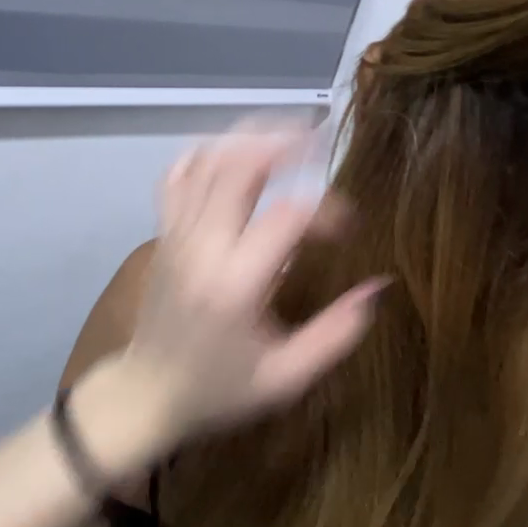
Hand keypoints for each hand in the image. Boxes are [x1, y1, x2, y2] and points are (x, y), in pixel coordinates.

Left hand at [117, 122, 384, 445]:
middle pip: (238, 167)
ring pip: (206, 161)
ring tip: (287, 135)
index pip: (285, 216)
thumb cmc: (220, 388)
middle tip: (321, 138)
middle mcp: (201, 247)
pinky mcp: (163, 231)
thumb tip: (379, 287)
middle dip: (283, 142)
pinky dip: (207, 152)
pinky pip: (178, 174)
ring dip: (248, 138)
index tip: (346, 226)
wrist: (147, 391)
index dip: (325, 208)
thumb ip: (335, 334)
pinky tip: (236, 151)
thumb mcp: (284, 377)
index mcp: (235, 285)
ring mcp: (176, 233)